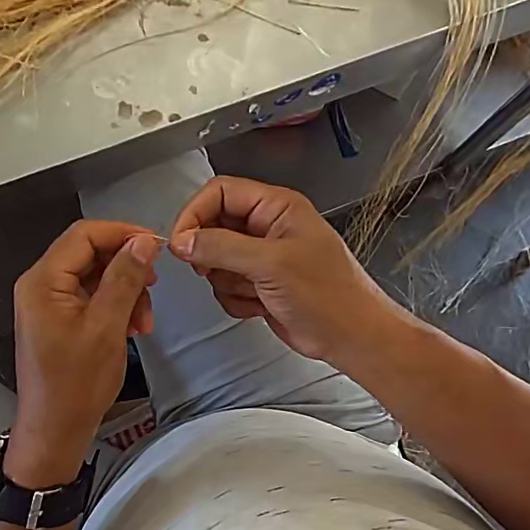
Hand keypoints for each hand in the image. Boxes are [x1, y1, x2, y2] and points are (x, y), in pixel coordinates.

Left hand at [9, 221, 160, 487]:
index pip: (85, 235)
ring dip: (127, 292)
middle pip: (91, 254)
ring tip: (142, 322)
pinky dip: (117, 308)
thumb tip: (143, 243)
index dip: (123, 234)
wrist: (56, 429)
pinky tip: (131, 328)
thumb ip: (125, 279)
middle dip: (127, 269)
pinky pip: (94, 298)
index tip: (155, 246)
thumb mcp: (107, 327)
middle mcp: (41, 287)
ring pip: (97, 277)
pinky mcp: (61, 320)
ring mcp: (50, 304)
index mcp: (43, 282)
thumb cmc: (74, 387)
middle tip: (153, 287)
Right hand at [169, 176, 411, 366]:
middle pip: (214, 227)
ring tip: (255, 291)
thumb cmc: (330, 295)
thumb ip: (222, 247)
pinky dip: (237, 300)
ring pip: (217, 262)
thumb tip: (184, 240)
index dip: (196, 214)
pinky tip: (260, 306)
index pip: (221, 193)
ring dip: (228, 282)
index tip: (181, 241)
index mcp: (277, 207)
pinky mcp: (261, 285)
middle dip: (211, 255)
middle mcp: (269, 228)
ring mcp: (264, 258)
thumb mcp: (271, 264)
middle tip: (212, 269)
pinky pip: (227, 287)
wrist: (349, 336)